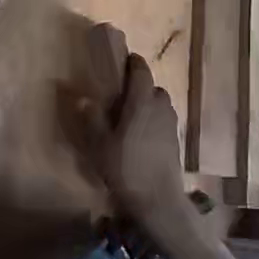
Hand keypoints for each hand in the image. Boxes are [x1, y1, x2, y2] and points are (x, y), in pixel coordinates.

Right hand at [98, 33, 188, 222]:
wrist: (158, 199)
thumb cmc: (125, 167)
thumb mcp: (100, 144)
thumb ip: (92, 119)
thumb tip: (82, 98)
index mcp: (142, 102)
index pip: (141, 71)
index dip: (134, 63)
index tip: (126, 59)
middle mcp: (161, 107)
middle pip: (153, 87)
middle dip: (140, 85)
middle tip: (122, 93)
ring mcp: (171, 124)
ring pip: (161, 104)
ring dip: (149, 103)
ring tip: (131, 114)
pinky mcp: (175, 140)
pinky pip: (164, 120)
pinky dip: (154, 119)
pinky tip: (141, 134)